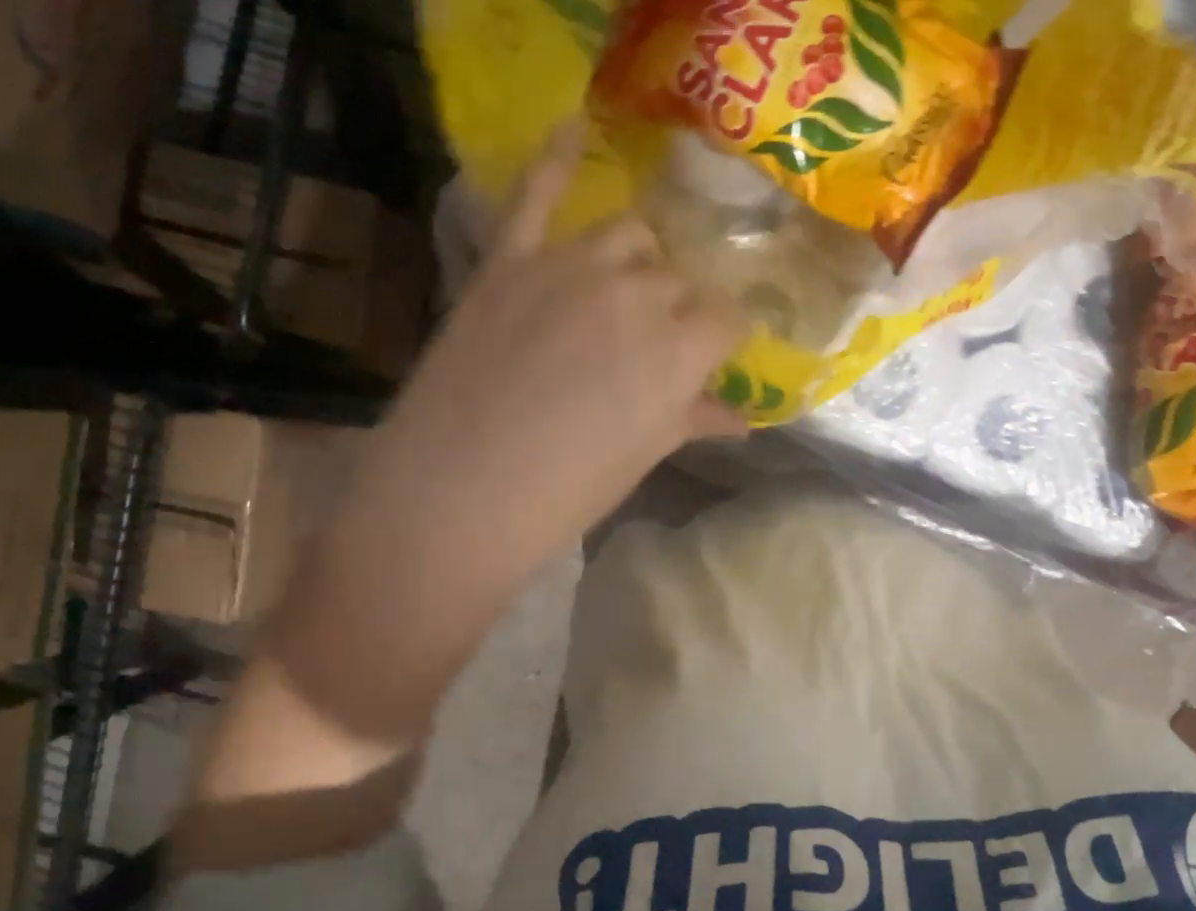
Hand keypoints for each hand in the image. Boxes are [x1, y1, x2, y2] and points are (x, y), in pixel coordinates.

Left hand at [360, 121, 748, 583]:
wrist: (453, 496)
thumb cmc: (562, 495)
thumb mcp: (639, 459)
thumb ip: (691, 420)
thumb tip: (742, 417)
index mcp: (679, 350)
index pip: (727, 319)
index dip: (724, 337)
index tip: (717, 352)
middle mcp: (635, 292)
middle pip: (678, 278)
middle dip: (680, 306)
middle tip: (662, 340)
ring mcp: (568, 266)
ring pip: (628, 233)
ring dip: (638, 258)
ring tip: (627, 286)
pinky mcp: (507, 260)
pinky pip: (534, 193)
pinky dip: (554, 158)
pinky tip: (572, 129)